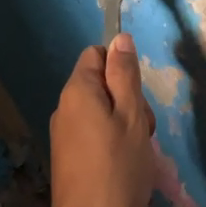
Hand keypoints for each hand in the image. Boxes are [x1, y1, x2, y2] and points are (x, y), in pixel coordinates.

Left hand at [50, 32, 155, 206]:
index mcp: (77, 90)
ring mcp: (63, 135)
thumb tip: (120, 38)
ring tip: (135, 152)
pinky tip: (123, 166)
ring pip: (100, 111)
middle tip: (142, 129)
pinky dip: (110, 143)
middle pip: (100, 83)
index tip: (136, 94)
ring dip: (122, 124)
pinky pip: (92, 134)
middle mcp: (64, 107)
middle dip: (126, 99)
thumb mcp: (131, 116)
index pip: (97, 53)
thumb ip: (125, 75)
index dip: (120, 67)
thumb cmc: (116, 169)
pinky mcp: (66, 159)